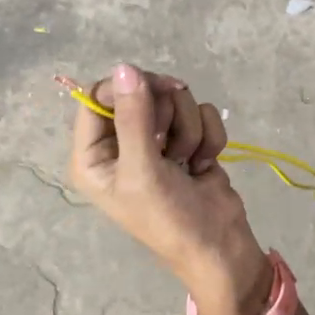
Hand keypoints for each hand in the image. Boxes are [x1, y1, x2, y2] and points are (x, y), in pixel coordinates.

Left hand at [67, 64, 270, 314]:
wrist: (221, 247)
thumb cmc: (170, 219)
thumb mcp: (143, 172)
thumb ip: (132, 118)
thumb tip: (124, 67)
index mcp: (93, 154)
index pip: (98, 97)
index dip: (126, 89)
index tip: (153, 94)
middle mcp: (121, 144)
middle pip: (141, 92)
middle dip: (166, 115)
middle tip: (171, 145)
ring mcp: (157, 142)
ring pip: (175, 100)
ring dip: (189, 129)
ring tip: (188, 162)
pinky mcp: (189, 141)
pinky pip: (200, 113)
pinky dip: (208, 136)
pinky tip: (205, 164)